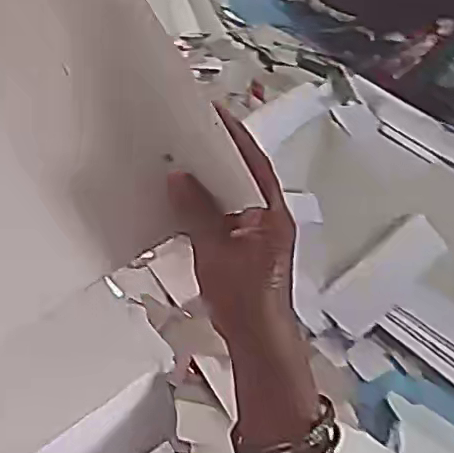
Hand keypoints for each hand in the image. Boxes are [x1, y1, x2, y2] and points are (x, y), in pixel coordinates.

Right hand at [169, 106, 296, 352]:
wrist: (256, 338)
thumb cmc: (248, 303)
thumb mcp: (214, 250)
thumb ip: (196, 212)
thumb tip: (181, 180)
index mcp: (272, 214)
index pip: (254, 162)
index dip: (235, 135)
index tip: (216, 114)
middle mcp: (269, 218)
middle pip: (245, 173)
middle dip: (221, 152)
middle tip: (197, 131)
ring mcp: (258, 232)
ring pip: (234, 192)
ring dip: (213, 177)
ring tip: (188, 161)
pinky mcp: (245, 244)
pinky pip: (225, 211)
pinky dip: (208, 200)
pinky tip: (188, 199)